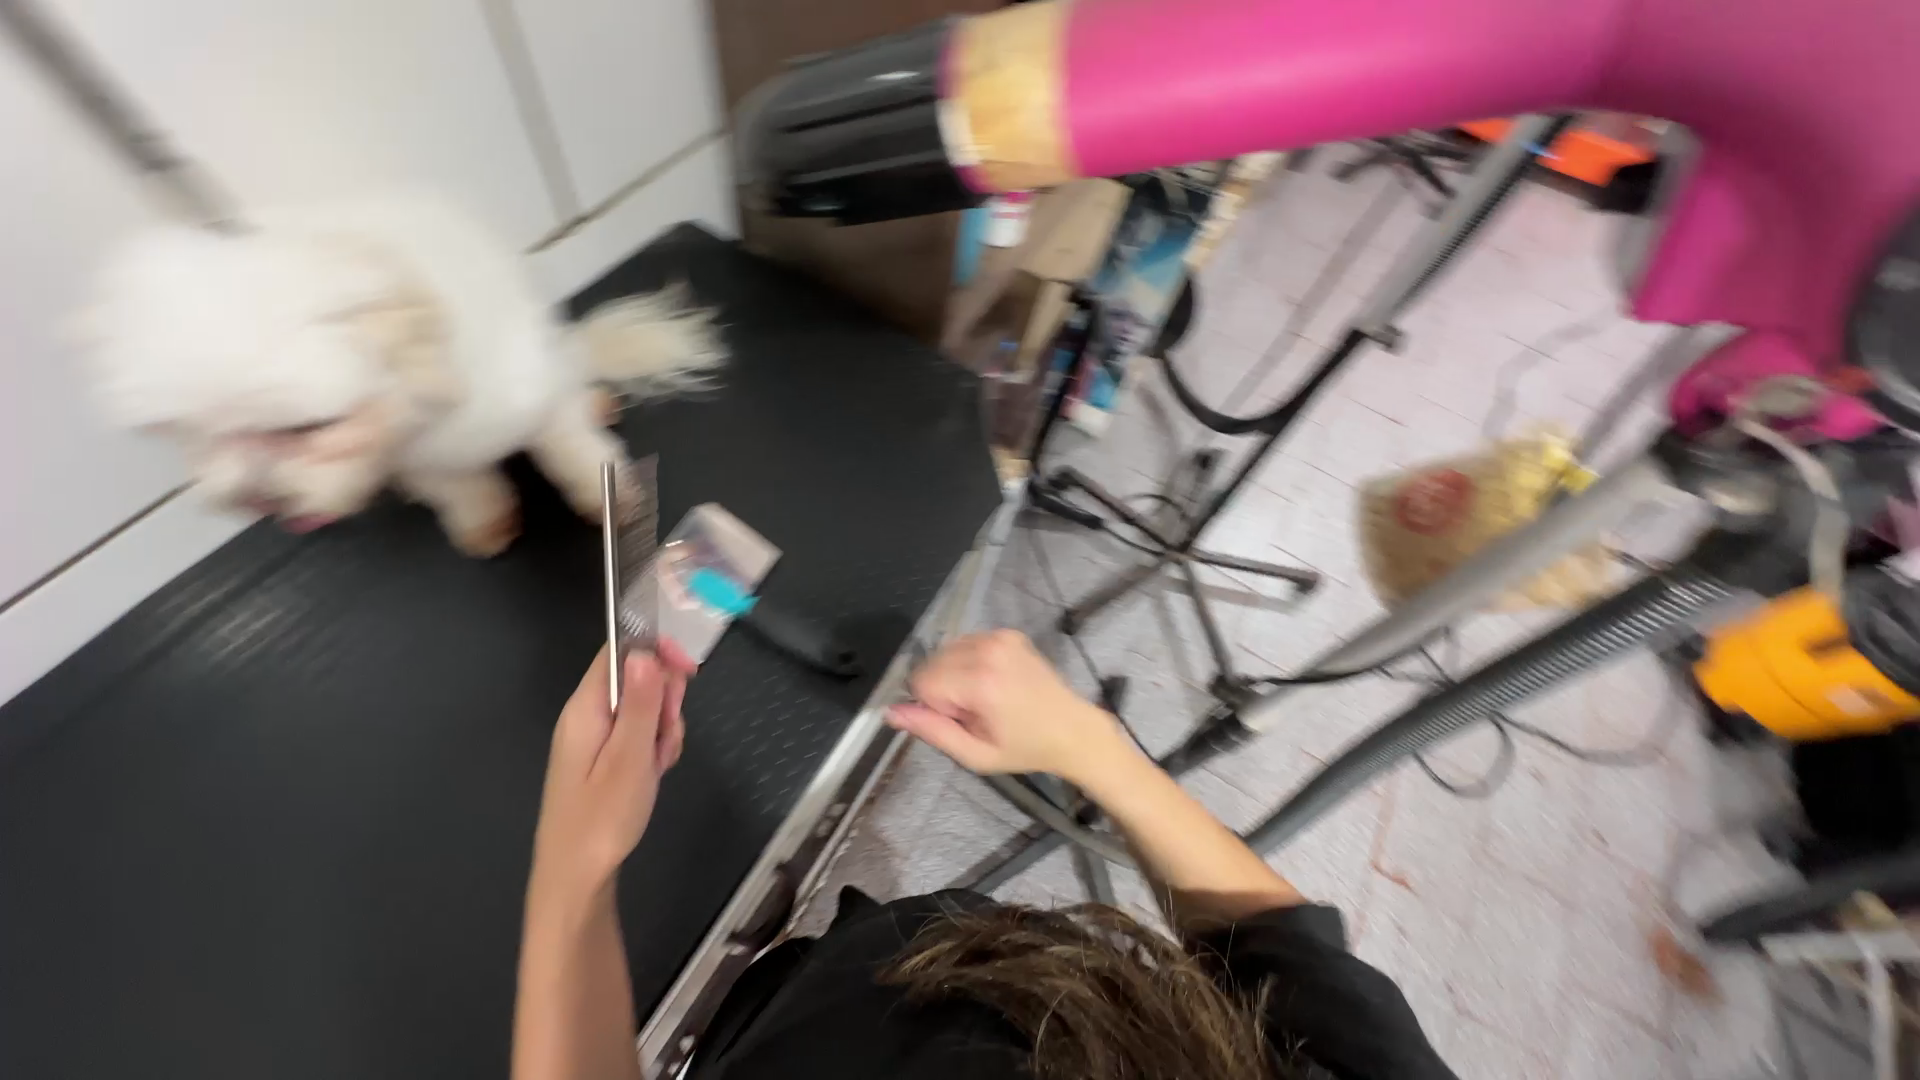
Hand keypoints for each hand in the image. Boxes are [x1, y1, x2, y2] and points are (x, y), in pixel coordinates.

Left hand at [530, 640, 695, 892]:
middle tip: (666, 734)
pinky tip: (654, 771)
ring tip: (659, 763)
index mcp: (587, 708)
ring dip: (663, 727)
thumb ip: (640, 703)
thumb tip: (645, 652)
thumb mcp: (630, 758)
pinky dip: (654, 746)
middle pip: (636, 678)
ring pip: (643, 708)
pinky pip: (637, 734)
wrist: (576, 878)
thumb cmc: (603, 818)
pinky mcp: (603, 757)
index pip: (620, 652)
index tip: (688, 672)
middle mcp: (587, 714)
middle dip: (665, 698)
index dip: (656, 651)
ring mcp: (594, 737)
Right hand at [885, 630, 1132, 785]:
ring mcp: (1000, 636)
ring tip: (984, 697)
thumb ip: (931, 730)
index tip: (961, 720)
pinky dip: (968, 662)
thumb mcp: (974, 755)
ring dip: (954, 674)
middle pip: (931, 662)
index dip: (933, 705)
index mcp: (982, 683)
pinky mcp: (1007, 632)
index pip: (921, 681)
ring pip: (945, 651)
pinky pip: (965, 643)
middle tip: (973, 712)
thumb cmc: (1023, 748)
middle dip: (941, 688)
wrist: (1072, 729)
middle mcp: (989, 650)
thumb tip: (890, 712)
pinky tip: (991, 681)